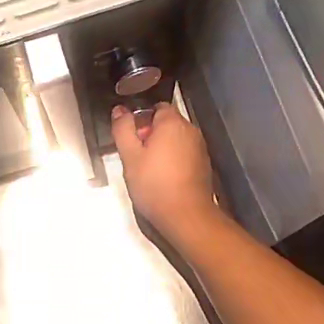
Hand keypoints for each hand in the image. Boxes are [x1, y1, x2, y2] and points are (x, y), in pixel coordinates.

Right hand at [110, 102, 222, 243]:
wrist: (186, 216)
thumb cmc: (155, 185)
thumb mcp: (130, 157)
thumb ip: (123, 129)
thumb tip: (119, 110)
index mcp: (173, 123)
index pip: (156, 107)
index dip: (141, 120)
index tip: (131, 139)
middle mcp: (190, 131)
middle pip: (167, 124)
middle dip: (150, 135)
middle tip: (136, 156)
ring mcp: (200, 149)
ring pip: (176, 140)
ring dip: (162, 149)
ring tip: (148, 170)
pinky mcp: (203, 166)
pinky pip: (184, 155)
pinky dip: (173, 161)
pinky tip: (163, 179)